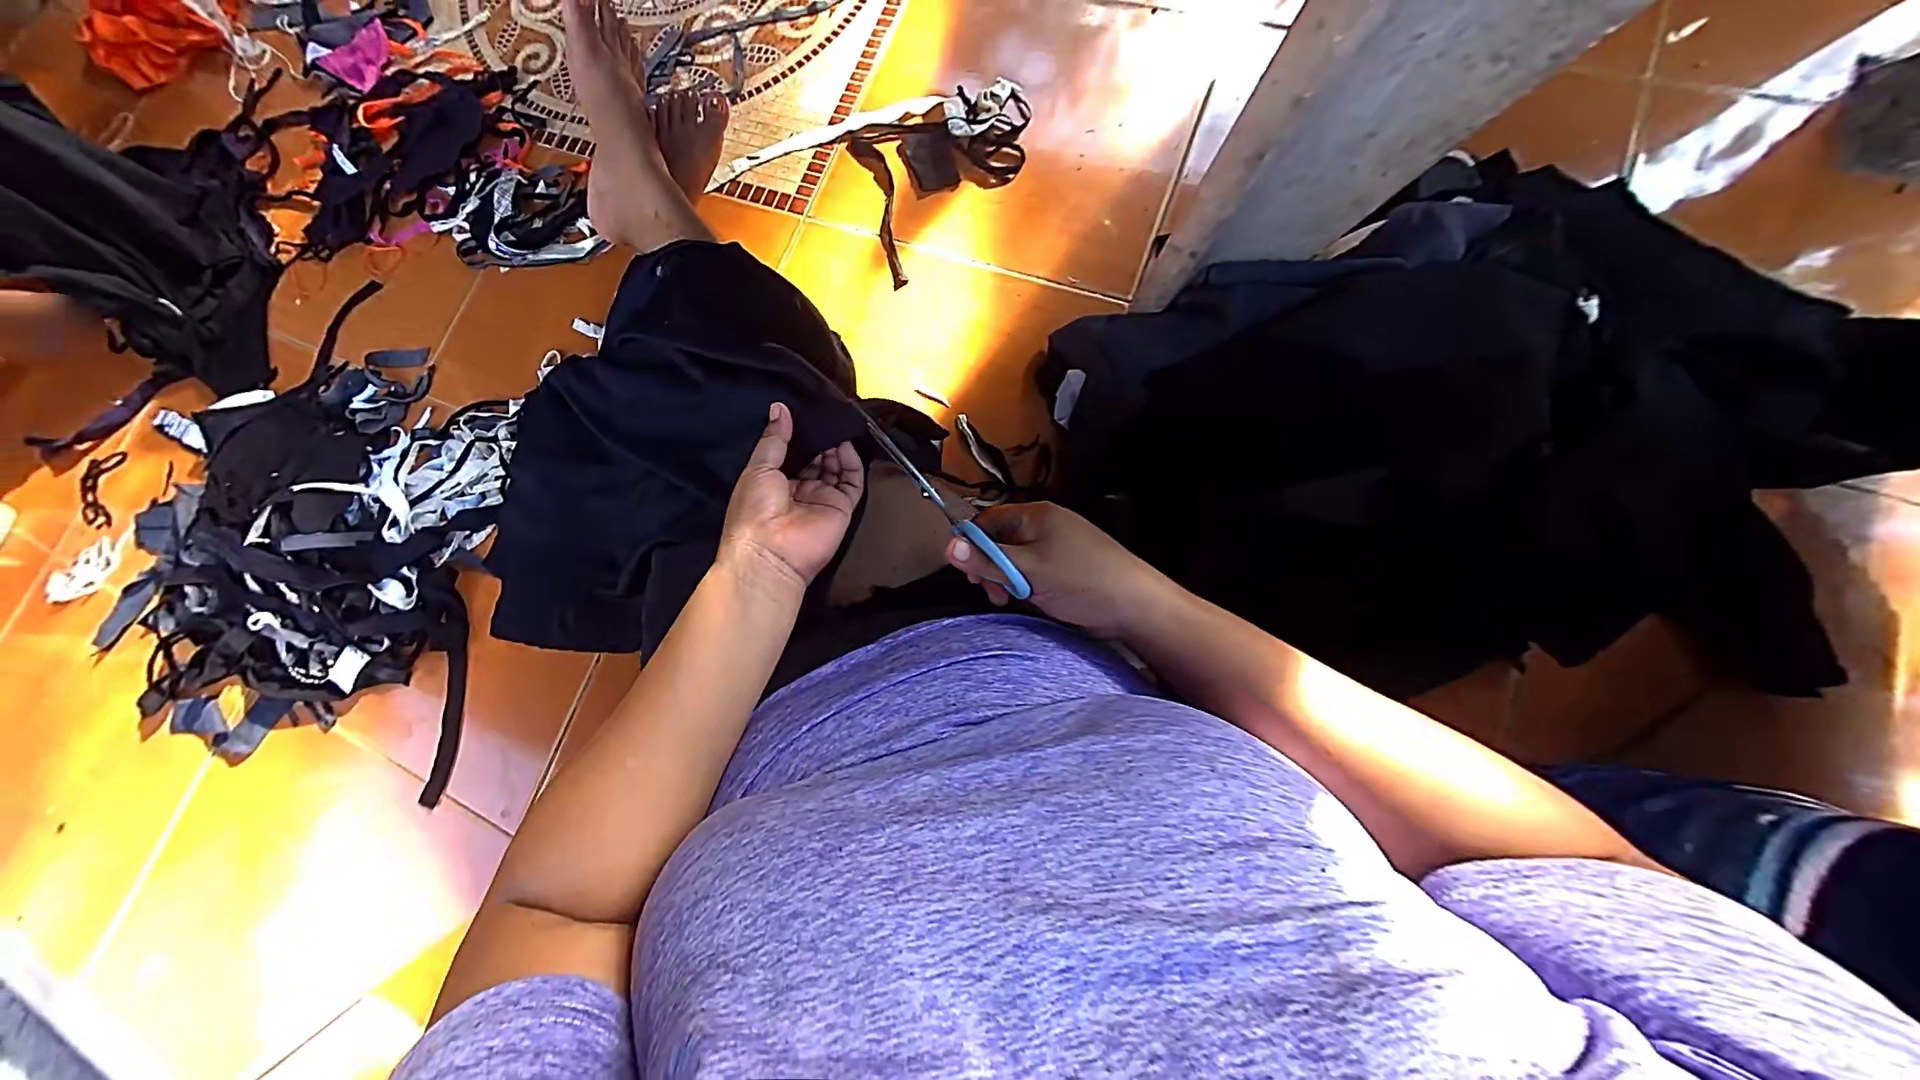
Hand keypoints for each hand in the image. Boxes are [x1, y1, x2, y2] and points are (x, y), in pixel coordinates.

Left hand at [719, 402, 863, 595]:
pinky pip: (852, 482)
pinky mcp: (842, 508)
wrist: (771, 552)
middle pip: (818, 459)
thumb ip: (774, 438)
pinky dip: (852, 462)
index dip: (800, 436)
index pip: (793, 454)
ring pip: (837, 468)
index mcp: (775, 482)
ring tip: (836, 428)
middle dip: (821, 440)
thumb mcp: (758, 466)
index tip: (805, 416)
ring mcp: (822, 499)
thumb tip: (779, 409)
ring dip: (837, 447)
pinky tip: (846, 445)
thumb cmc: (754, 512)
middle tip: (824, 419)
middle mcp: (800, 490)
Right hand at [945, 501, 1172, 638]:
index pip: (987, 520)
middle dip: (991, 568)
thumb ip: (987, 561)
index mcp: (1036, 515)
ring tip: (1017, 599)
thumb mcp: (1029, 571)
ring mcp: (1057, 548)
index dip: (972, 545)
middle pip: (1000, 542)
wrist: (1137, 605)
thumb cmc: (1086, 580)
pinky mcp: (1066, 568)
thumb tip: (949, 547)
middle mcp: (1045, 526)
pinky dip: (1028, 587)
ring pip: (1016, 561)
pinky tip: (1034, 600)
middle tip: (996, 593)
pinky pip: (1034, 573)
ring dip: (1009, 581)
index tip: (969, 572)